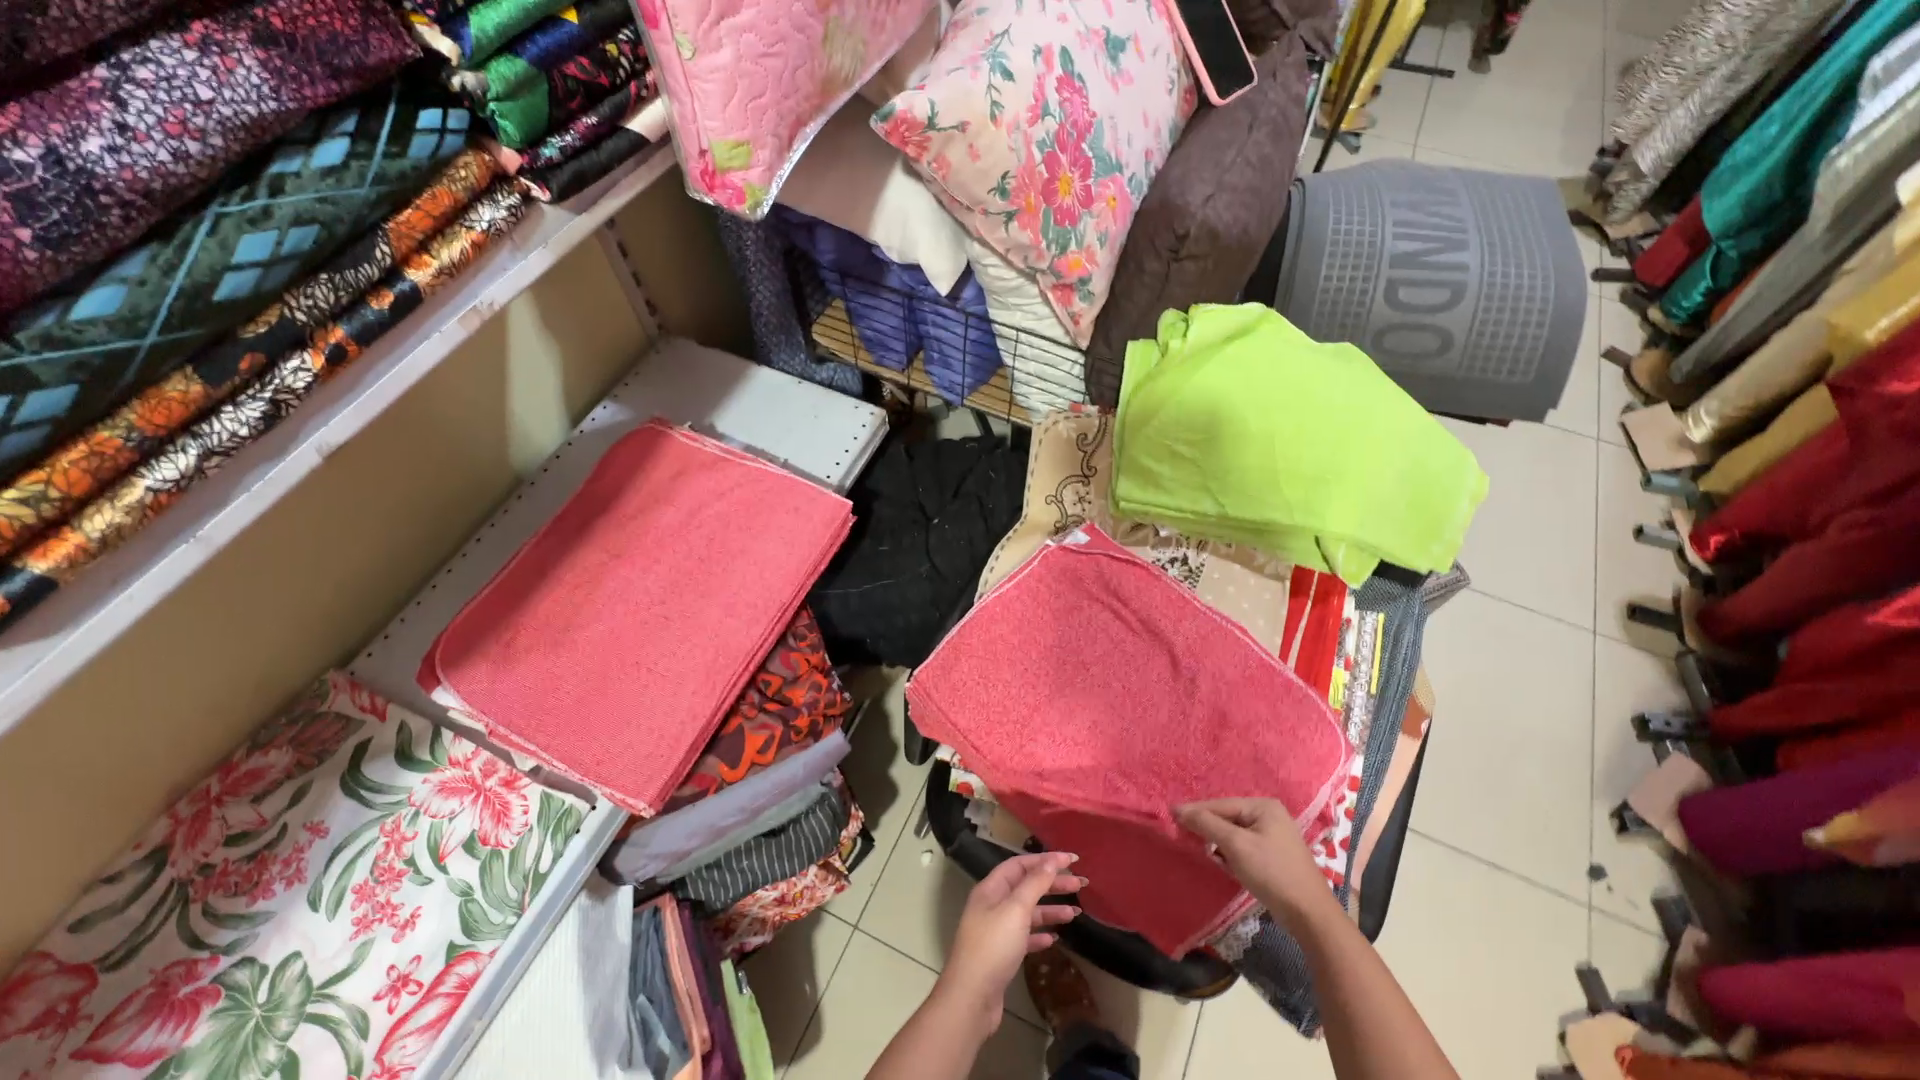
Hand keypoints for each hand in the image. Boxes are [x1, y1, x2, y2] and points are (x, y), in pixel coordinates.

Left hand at [937, 852, 1084, 1031]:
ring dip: (1050, 911)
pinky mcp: (1001, 954)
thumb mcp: (1016, 910)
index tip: (1072, 861)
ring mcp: (995, 931)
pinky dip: (1039, 935)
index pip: (1019, 865)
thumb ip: (1034, 884)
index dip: (1045, 860)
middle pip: (1025, 887)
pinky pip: (1024, 937)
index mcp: (990, 890)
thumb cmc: (993, 947)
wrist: (971, 997)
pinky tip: (1054, 939)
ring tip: (1074, 914)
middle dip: (1052, 884)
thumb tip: (1051, 861)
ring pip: (1027, 913)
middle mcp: (991, 906)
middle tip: (1081, 885)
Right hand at [1176, 798, 1335, 924]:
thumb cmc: (1271, 872)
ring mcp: (1273, 836)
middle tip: (1184, 838)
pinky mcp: (1272, 855)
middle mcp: (1269, 815)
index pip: (1220, 804)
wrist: (1308, 912)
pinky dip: (1230, 855)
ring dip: (1218, 844)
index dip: (1194, 812)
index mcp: (1263, 806)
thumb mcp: (1235, 845)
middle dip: (1207, 829)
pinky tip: (1224, 865)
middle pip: (1226, 817)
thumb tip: (1178, 808)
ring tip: (1203, 853)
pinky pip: (1242, 847)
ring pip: (1233, 834)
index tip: (1169, 817)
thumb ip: (1206, 824)